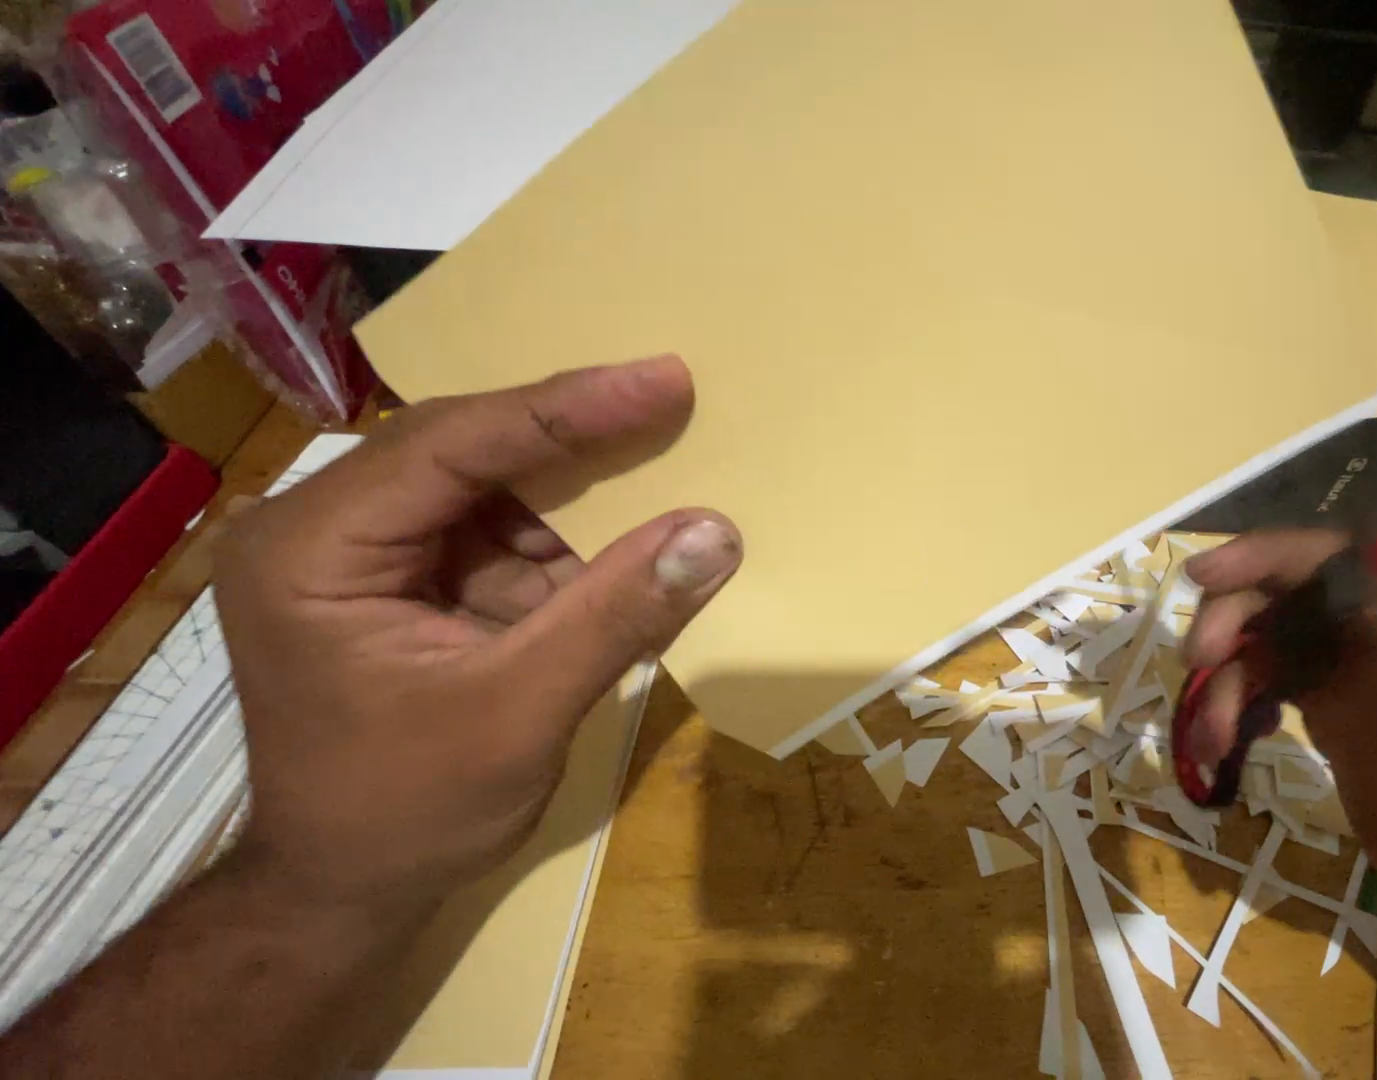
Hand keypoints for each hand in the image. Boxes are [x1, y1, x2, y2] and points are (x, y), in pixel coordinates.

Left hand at [213, 356, 740, 914]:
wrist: (351, 888)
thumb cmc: (409, 810)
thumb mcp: (520, 713)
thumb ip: (617, 615)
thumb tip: (717, 534)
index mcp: (315, 548)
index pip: (451, 445)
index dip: (567, 408)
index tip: (662, 380)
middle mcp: (337, 529)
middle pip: (474, 448)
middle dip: (580, 432)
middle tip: (674, 397)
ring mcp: (385, 554)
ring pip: (504, 485)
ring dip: (590, 487)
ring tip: (673, 458)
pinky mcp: (431, 582)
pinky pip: (520, 536)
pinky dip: (585, 540)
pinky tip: (639, 539)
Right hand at [1181, 530, 1376, 914]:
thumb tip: (1369, 620)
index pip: (1328, 560)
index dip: (1263, 555)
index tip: (1202, 576)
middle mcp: (1369, 635)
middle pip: (1278, 595)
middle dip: (1228, 620)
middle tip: (1194, 662)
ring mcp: (1345, 672)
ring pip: (1260, 644)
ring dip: (1223, 682)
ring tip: (1211, 742)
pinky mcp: (1327, 708)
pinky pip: (1262, 684)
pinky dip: (1233, 706)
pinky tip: (1228, 742)